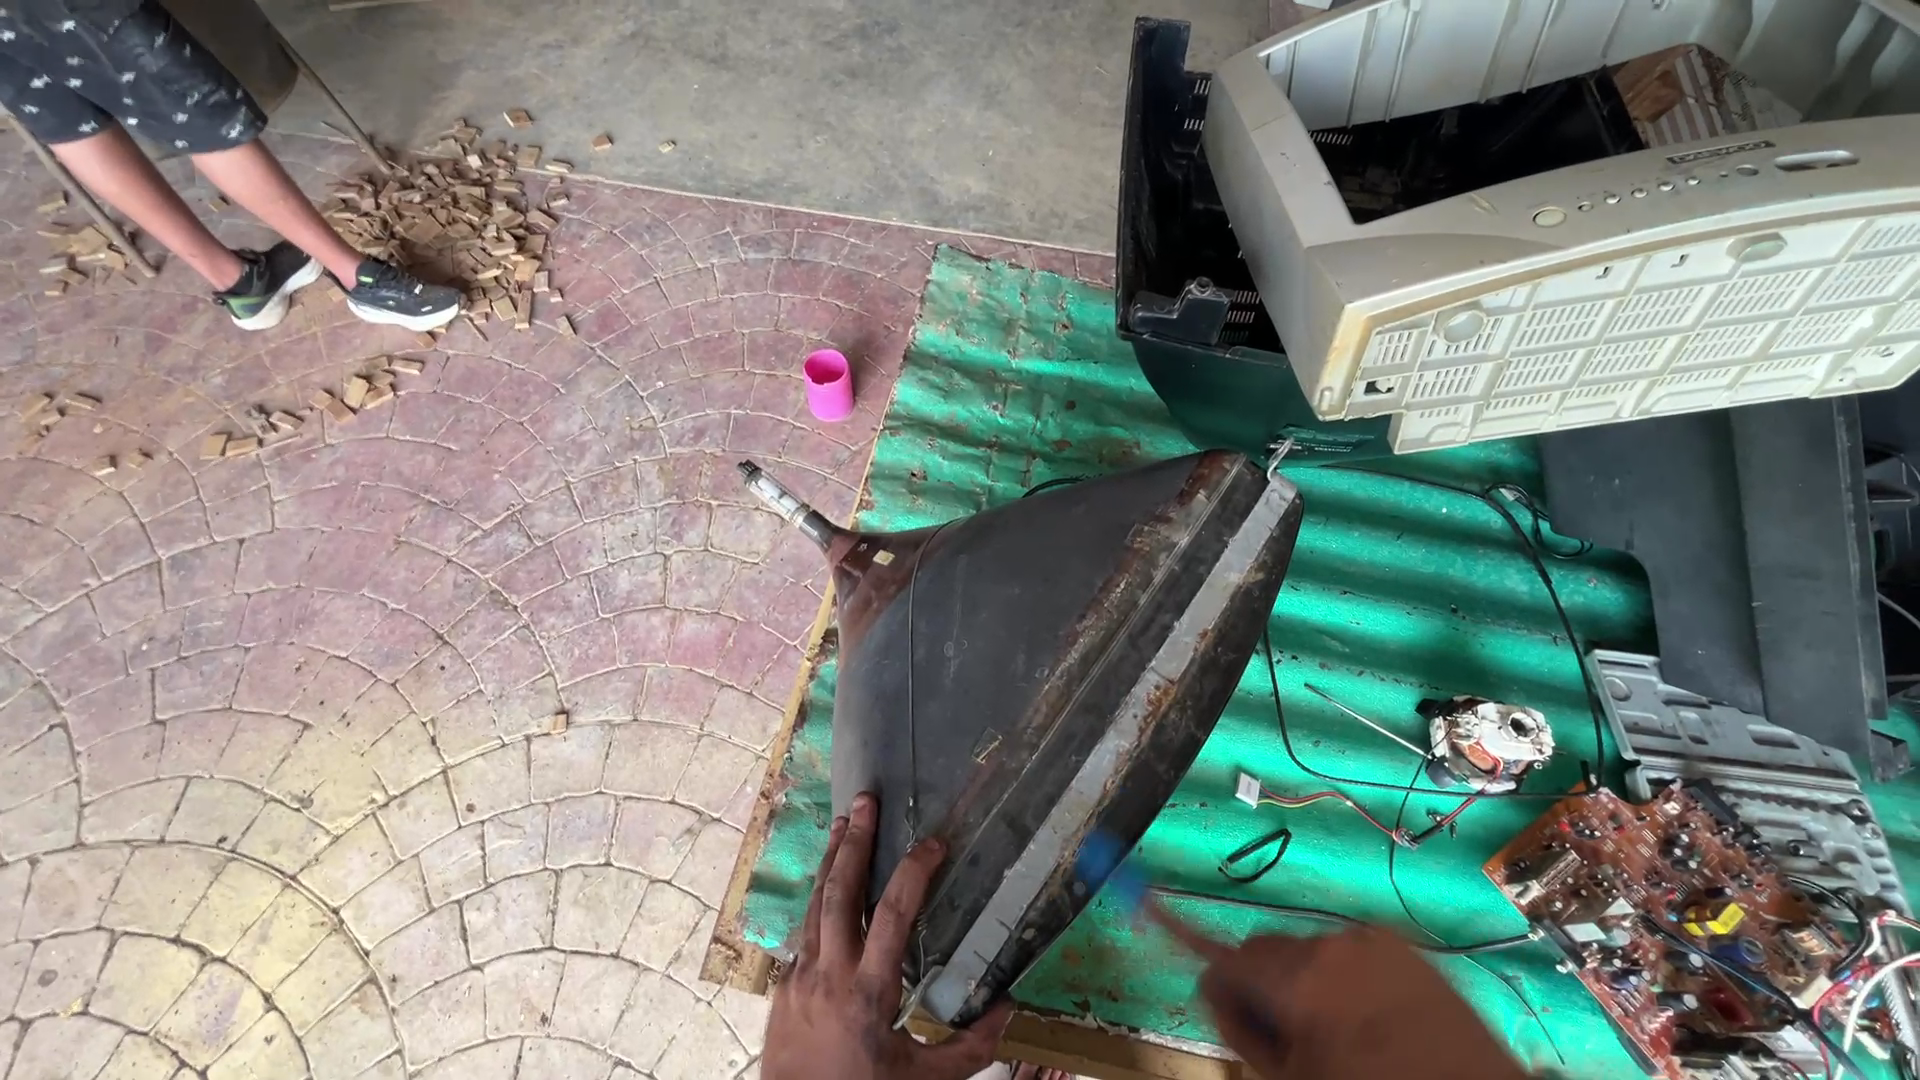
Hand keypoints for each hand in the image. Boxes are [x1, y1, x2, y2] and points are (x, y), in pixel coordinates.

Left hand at [763, 792, 1013, 1079]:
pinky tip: (828, 882)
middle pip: (841, 893)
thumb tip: (1009, 1009)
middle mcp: (829, 973)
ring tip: (844, 821)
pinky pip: (803, 929)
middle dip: (855, 842)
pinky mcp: (783, 984)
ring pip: (815, 903)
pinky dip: (818, 897)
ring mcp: (799, 975)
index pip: (893, 916)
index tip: (934, 843)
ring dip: (832, 859)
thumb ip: (969, 1049)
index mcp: (868, 992)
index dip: (914, 873)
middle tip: (867, 800)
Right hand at [1157, 910, 1526, 1079]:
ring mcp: (1368, 938)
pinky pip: (1345, 949)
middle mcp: (1327, 942)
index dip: (1198, 962)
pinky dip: (1340, 973)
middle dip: (1258, 982)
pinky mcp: (1400, 943)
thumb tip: (1212, 983)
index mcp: (1298, 981)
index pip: (1221, 957)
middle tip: (1280, 1033)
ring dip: (1301, 977)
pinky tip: (1365, 1015)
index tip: (1164, 930)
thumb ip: (1242, 1028)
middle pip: (1261, 948)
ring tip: (1333, 1029)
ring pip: (1303, 947)